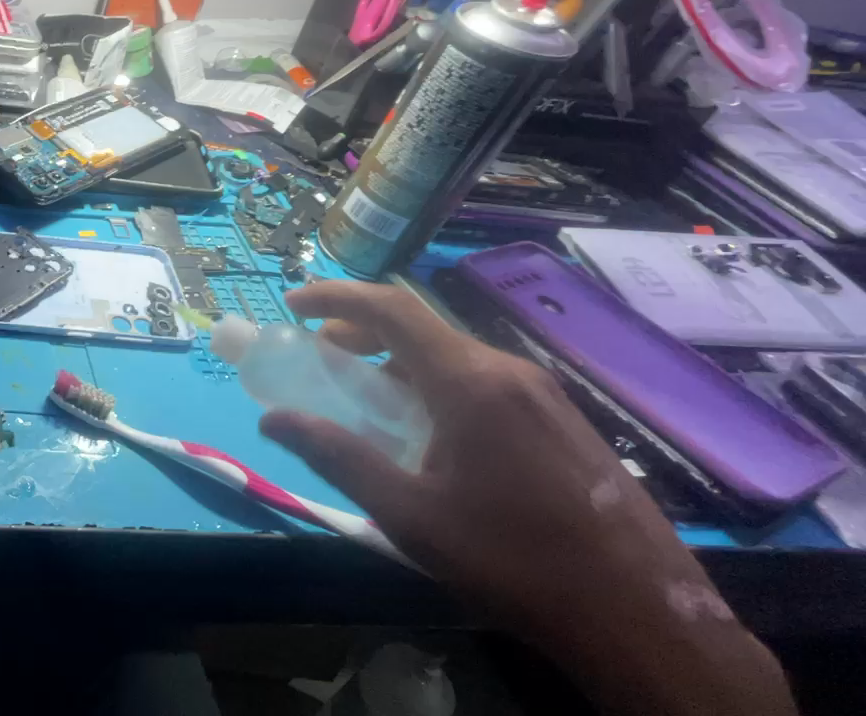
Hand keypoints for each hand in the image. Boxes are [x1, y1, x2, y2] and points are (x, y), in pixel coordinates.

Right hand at [264, 282, 793, 715]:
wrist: (644, 619)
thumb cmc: (513, 562)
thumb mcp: (408, 514)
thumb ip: (336, 457)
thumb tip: (271, 420)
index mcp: (470, 383)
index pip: (392, 309)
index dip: (336, 296)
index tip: (294, 304)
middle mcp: (508, 372)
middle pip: (421, 326)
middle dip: (361, 329)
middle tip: (321, 352)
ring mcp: (543, 394)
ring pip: (453, 353)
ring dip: (397, 358)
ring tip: (366, 392)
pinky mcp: (562, 419)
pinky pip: (482, 379)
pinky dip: (434, 380)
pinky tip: (427, 427)